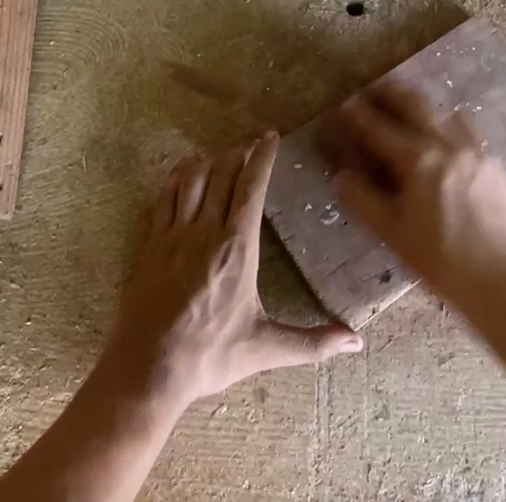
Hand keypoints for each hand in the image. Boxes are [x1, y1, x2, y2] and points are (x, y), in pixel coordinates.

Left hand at [105, 133, 363, 407]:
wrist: (149, 368)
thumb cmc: (211, 356)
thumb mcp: (267, 348)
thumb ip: (313, 342)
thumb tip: (356, 343)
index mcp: (238, 247)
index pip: (252, 187)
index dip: (262, 157)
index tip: (270, 136)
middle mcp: (206, 231)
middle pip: (222, 175)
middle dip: (238, 153)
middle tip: (250, 145)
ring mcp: (174, 235)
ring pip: (192, 180)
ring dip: (207, 161)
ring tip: (219, 153)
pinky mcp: (150, 245)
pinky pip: (164, 198)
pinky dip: (176, 177)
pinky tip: (181, 171)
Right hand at [325, 83, 505, 305]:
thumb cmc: (442, 262)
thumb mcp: (393, 234)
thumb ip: (363, 201)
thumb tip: (341, 177)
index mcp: (420, 160)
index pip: (381, 129)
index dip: (360, 115)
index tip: (346, 103)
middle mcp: (450, 146)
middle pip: (417, 105)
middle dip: (394, 93)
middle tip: (377, 88)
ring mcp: (479, 154)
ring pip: (448, 116)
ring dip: (425, 108)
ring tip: (413, 110)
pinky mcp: (499, 169)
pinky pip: (470, 136)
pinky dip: (451, 130)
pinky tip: (449, 148)